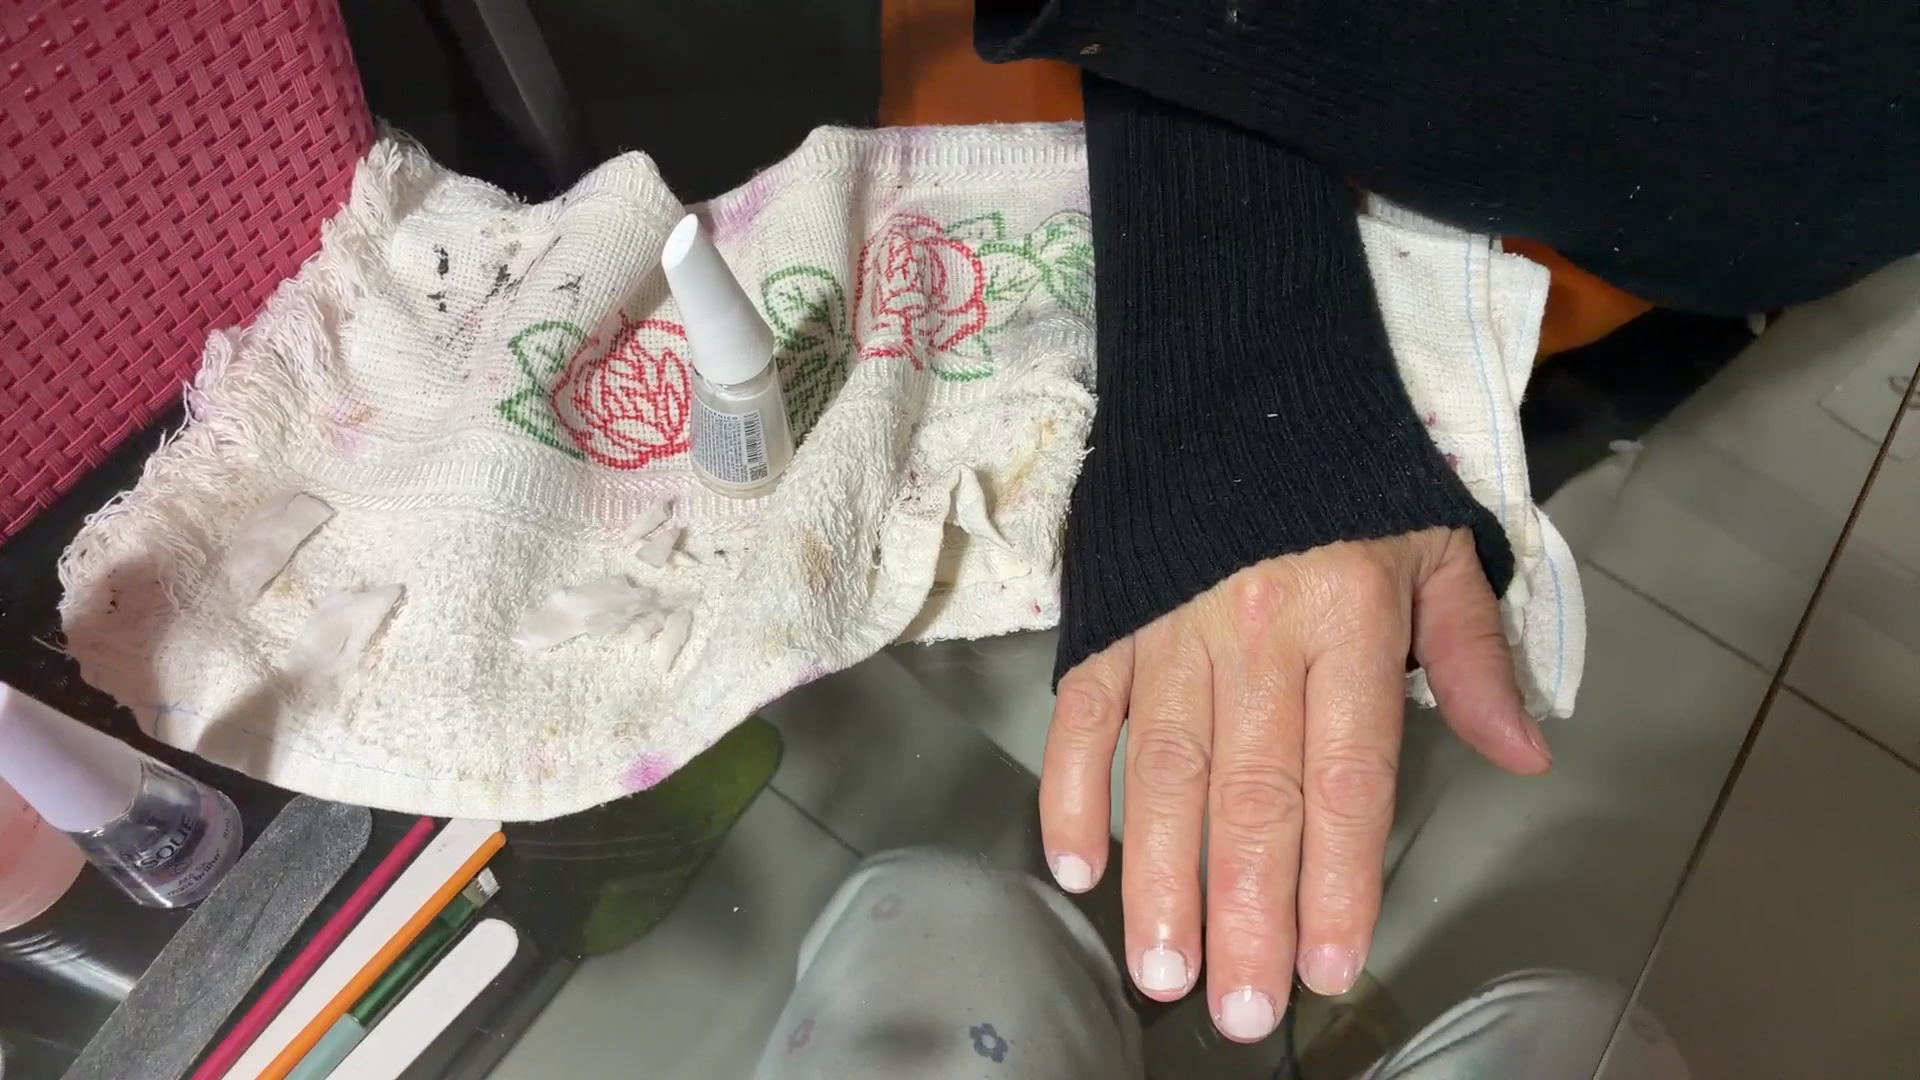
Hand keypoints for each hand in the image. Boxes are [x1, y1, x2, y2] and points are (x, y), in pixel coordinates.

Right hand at [1042, 527, 1551, 1041]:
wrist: (1229, 397)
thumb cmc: (1339, 479)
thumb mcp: (1432, 546)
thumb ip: (1473, 650)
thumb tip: (1520, 757)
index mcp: (1346, 622)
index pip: (1344, 776)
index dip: (1335, 879)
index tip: (1322, 966)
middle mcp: (1254, 638)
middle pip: (1250, 792)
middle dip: (1243, 907)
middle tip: (1231, 1010)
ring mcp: (1168, 630)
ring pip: (1165, 766)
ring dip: (1160, 872)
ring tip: (1160, 966)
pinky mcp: (1107, 621)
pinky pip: (1086, 712)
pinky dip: (1075, 786)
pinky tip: (1076, 862)